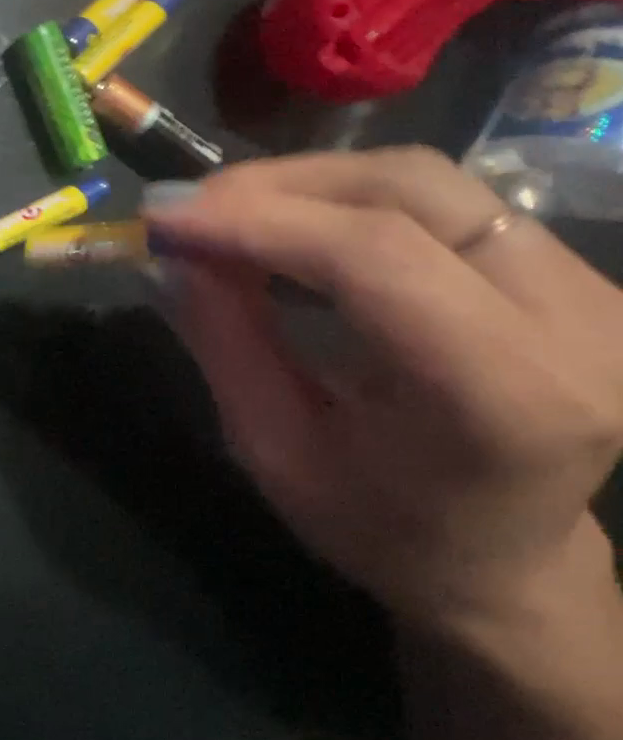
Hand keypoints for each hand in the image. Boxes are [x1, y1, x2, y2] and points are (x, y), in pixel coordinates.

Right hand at [144, 148, 622, 628]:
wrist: (500, 558)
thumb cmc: (376, 524)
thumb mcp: (272, 449)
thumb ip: (227, 343)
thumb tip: (171, 257)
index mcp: (499, 392)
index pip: (375, 256)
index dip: (256, 221)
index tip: (160, 219)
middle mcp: (573, 320)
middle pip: (410, 191)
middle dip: (276, 186)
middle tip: (183, 210)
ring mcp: (588, 285)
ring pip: (426, 181)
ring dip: (305, 185)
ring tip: (220, 214)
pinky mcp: (569, 269)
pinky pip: (441, 202)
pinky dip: (342, 202)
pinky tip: (282, 227)